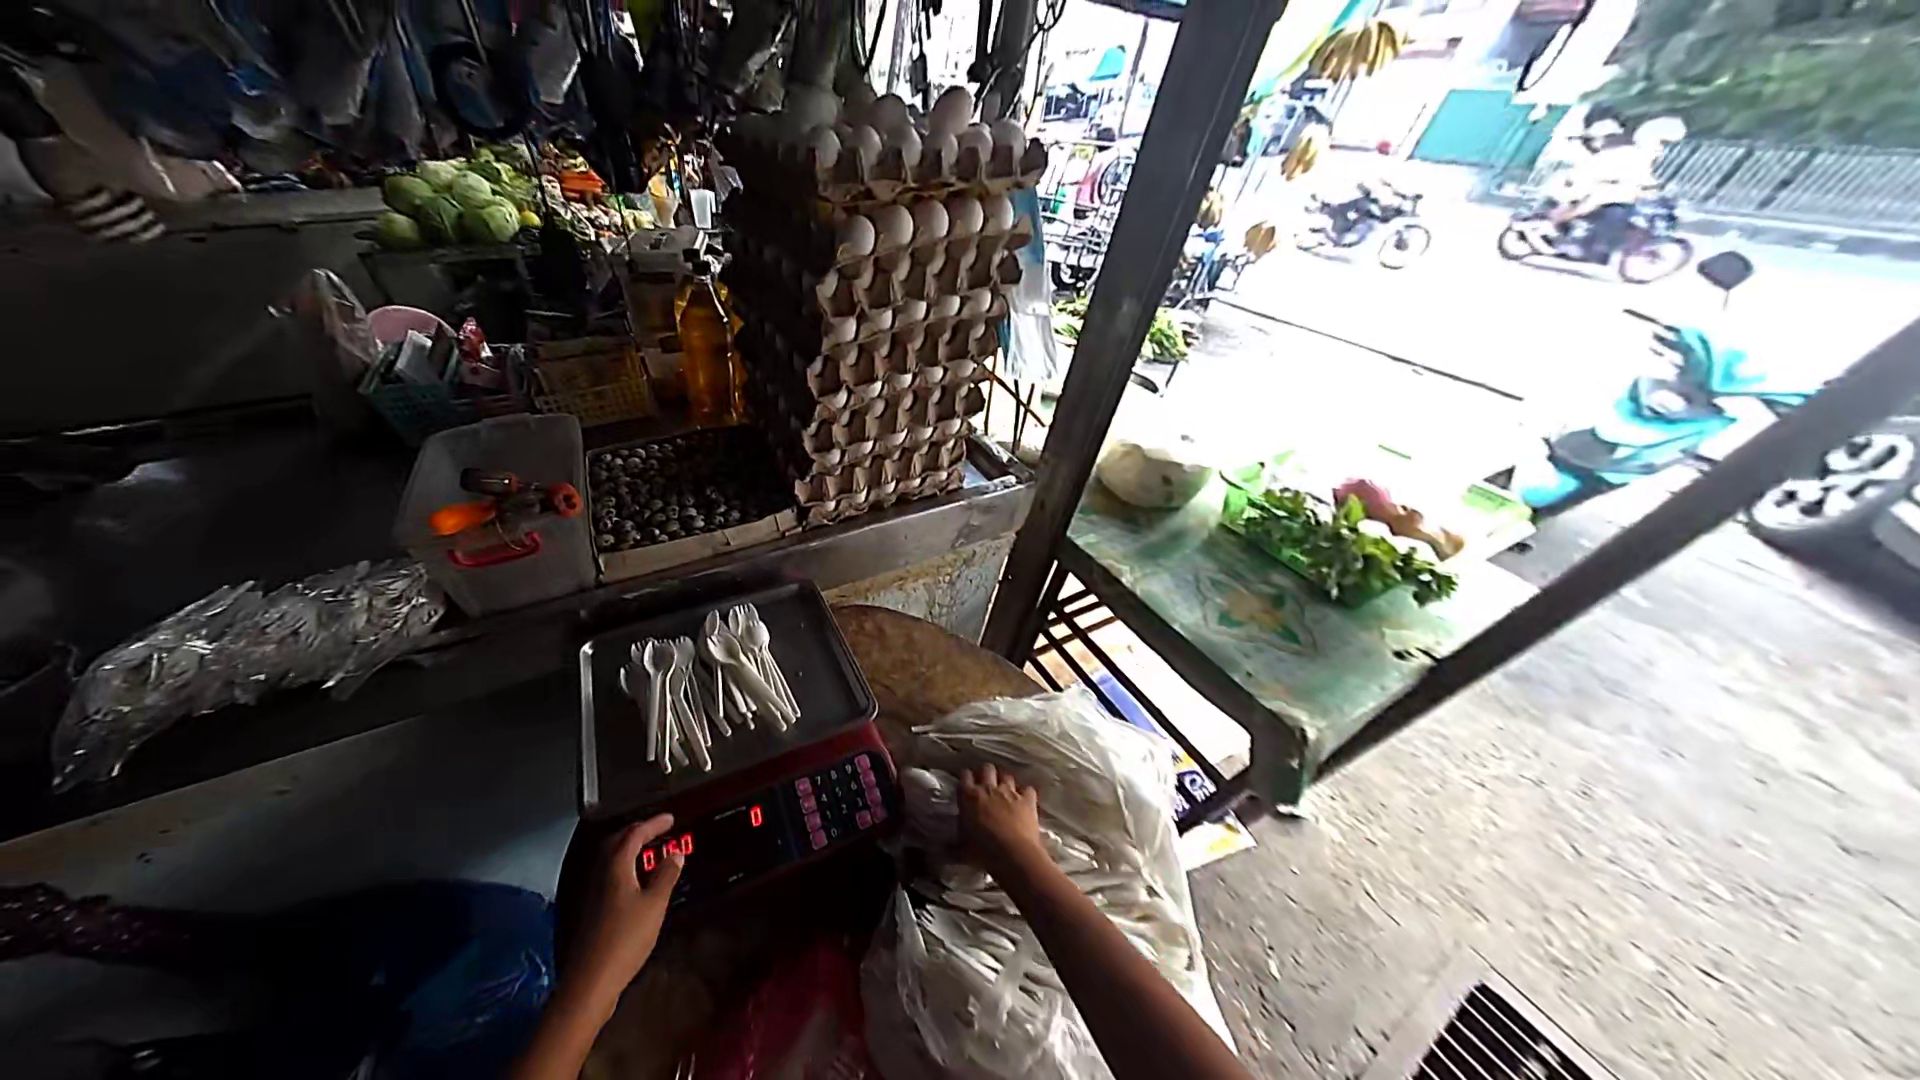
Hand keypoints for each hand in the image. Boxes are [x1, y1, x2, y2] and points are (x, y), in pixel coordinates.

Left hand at [566, 813, 683, 1000]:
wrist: (590, 983)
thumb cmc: (625, 939)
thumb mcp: (655, 905)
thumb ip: (666, 876)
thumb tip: (675, 854)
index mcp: (616, 868)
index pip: (634, 835)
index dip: (653, 824)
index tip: (670, 818)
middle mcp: (601, 876)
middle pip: (616, 843)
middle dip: (637, 831)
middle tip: (657, 829)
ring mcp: (594, 894)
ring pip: (611, 859)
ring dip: (630, 848)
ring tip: (650, 849)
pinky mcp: (593, 911)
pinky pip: (610, 875)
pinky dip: (626, 866)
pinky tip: (637, 880)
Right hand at [958, 764, 1045, 880]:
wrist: (1013, 854)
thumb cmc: (982, 851)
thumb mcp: (962, 848)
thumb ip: (954, 843)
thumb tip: (944, 849)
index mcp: (969, 797)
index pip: (964, 775)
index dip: (966, 776)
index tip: (966, 781)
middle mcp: (989, 788)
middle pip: (987, 768)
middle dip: (986, 772)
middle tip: (986, 783)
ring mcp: (1010, 792)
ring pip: (1007, 776)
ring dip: (1005, 782)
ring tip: (1005, 791)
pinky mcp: (1027, 799)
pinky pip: (1027, 790)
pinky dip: (1026, 794)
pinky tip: (1025, 801)